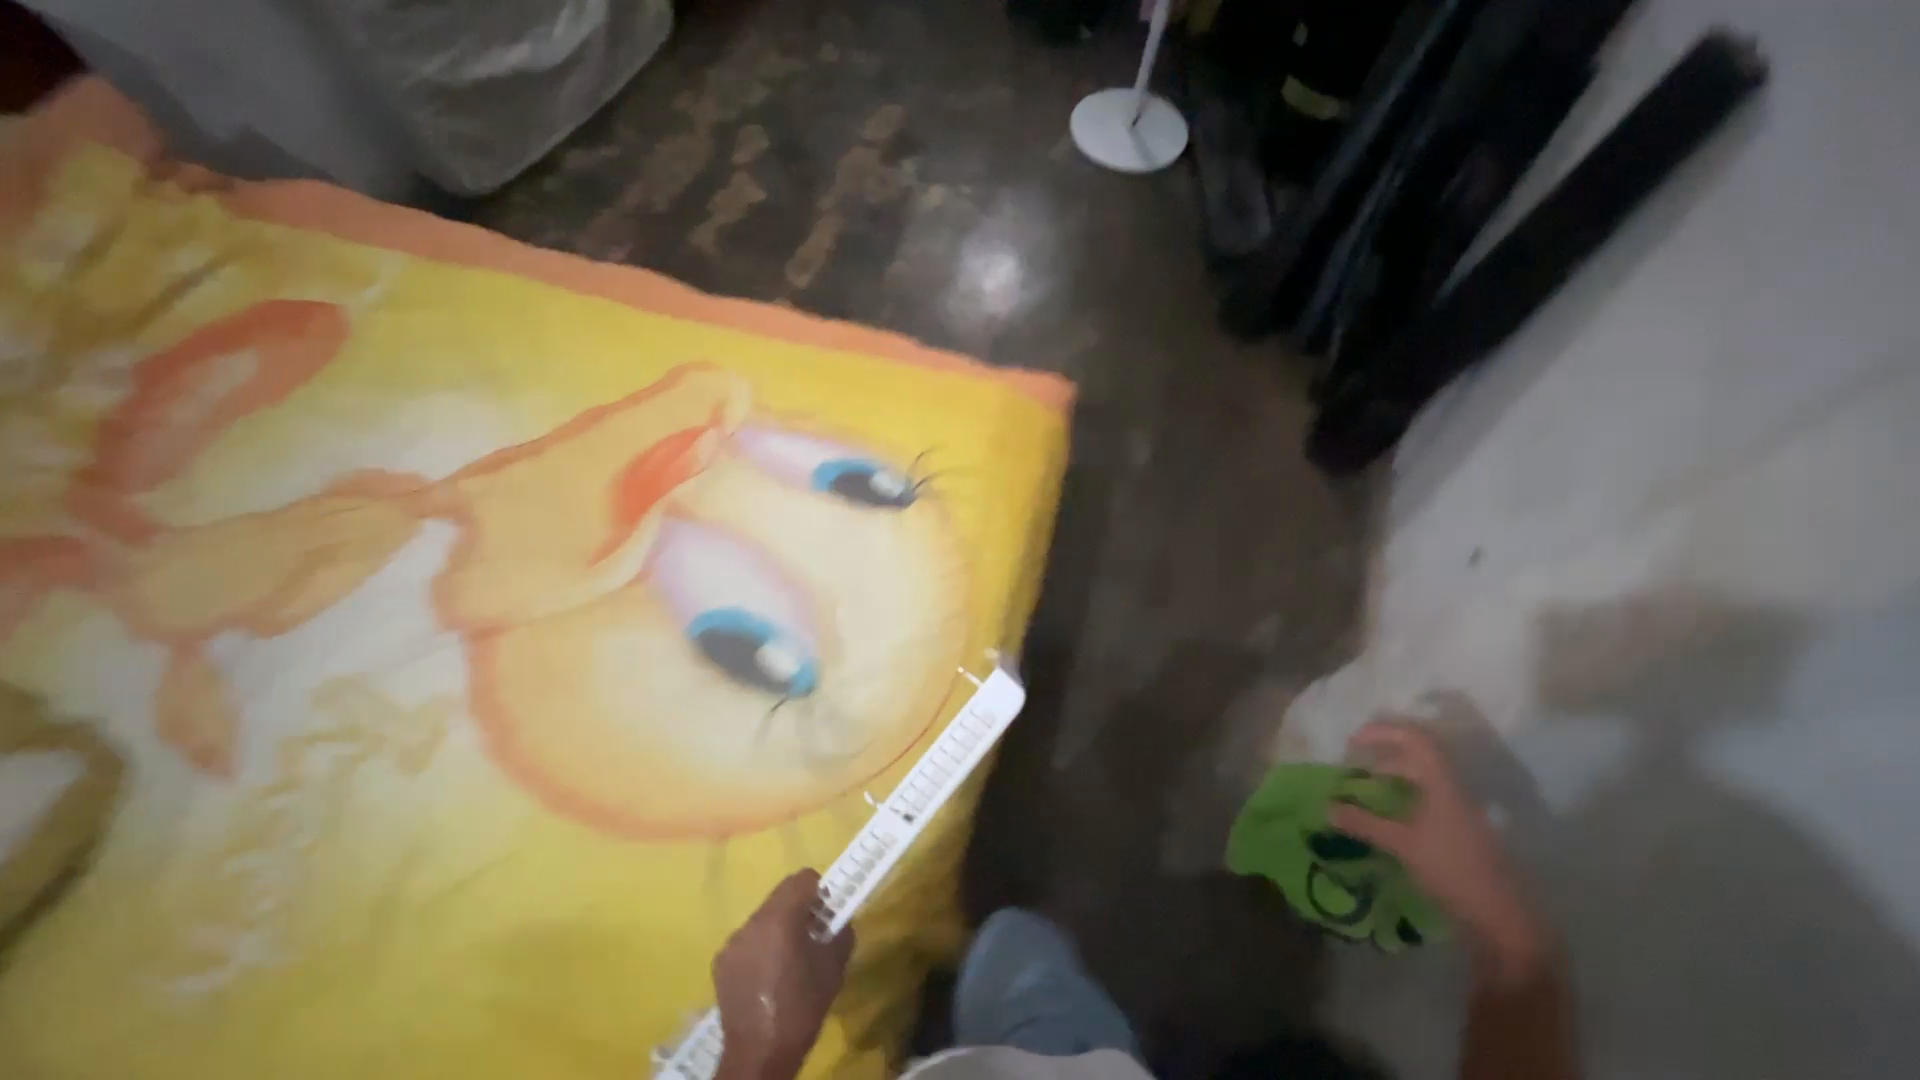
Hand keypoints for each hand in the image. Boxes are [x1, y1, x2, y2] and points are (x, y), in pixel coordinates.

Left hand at [713, 870, 854, 1079]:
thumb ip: (840, 933)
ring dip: (779, 928)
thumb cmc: (802, 1007)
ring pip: (762, 919)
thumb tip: (840, 920)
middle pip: (780, 898)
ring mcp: (732, 943)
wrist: (760, 1055)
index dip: (819, 889)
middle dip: (799, 909)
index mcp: (780, 918)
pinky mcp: (721, 963)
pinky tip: (769, 976)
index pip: (801, 879)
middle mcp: (751, 923)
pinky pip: (747, 941)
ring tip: (790, 959)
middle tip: (814, 934)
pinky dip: (761, 947)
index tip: (827, 910)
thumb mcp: (834, 968)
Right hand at [1330, 720, 1551, 983]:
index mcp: (1441, 784)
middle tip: (1354, 764)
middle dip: (1383, 753)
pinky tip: (1387, 813)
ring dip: (1393, 774)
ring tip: (1366, 787)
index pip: (1414, 739)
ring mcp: (1459, 808)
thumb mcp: (1401, 844)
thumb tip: (1327, 807)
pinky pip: (1427, 795)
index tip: (1352, 743)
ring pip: (1423, 776)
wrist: (1498, 914)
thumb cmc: (1450, 870)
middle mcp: (1453, 788)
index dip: (1382, 732)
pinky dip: (1403, 794)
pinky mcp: (1460, 827)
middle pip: (1418, 754)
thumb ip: (1363, 823)